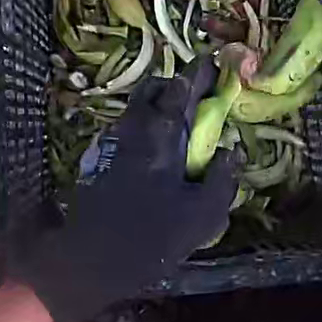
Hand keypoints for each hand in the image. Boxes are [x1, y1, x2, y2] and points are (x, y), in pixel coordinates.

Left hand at [8, 61, 240, 321]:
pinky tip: (157, 146)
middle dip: (176, 82)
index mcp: (163, 134)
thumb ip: (223, 179)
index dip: (200, 73)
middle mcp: (136, 128)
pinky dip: (146, 124)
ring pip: (138, 106)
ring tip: (180, 117)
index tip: (215, 63)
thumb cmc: (150, 237)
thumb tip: (232, 152)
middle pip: (154, 88)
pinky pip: (128, 127)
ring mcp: (114, 140)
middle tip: (197, 90)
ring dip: (159, 102)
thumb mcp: (203, 215)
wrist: (89, 259)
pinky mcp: (102, 158)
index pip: (183, 88)